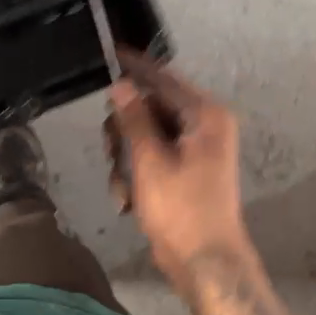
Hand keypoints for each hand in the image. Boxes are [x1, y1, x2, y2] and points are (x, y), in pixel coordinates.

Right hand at [108, 48, 253, 279]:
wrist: (205, 262)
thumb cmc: (181, 209)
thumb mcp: (150, 162)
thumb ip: (134, 120)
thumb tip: (121, 85)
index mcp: (206, 117)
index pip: (164, 79)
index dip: (135, 68)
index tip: (109, 52)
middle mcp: (204, 126)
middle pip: (149, 109)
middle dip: (123, 133)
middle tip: (111, 154)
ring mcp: (195, 149)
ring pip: (144, 135)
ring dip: (125, 160)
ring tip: (123, 188)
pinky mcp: (185, 170)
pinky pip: (150, 157)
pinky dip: (135, 174)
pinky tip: (129, 198)